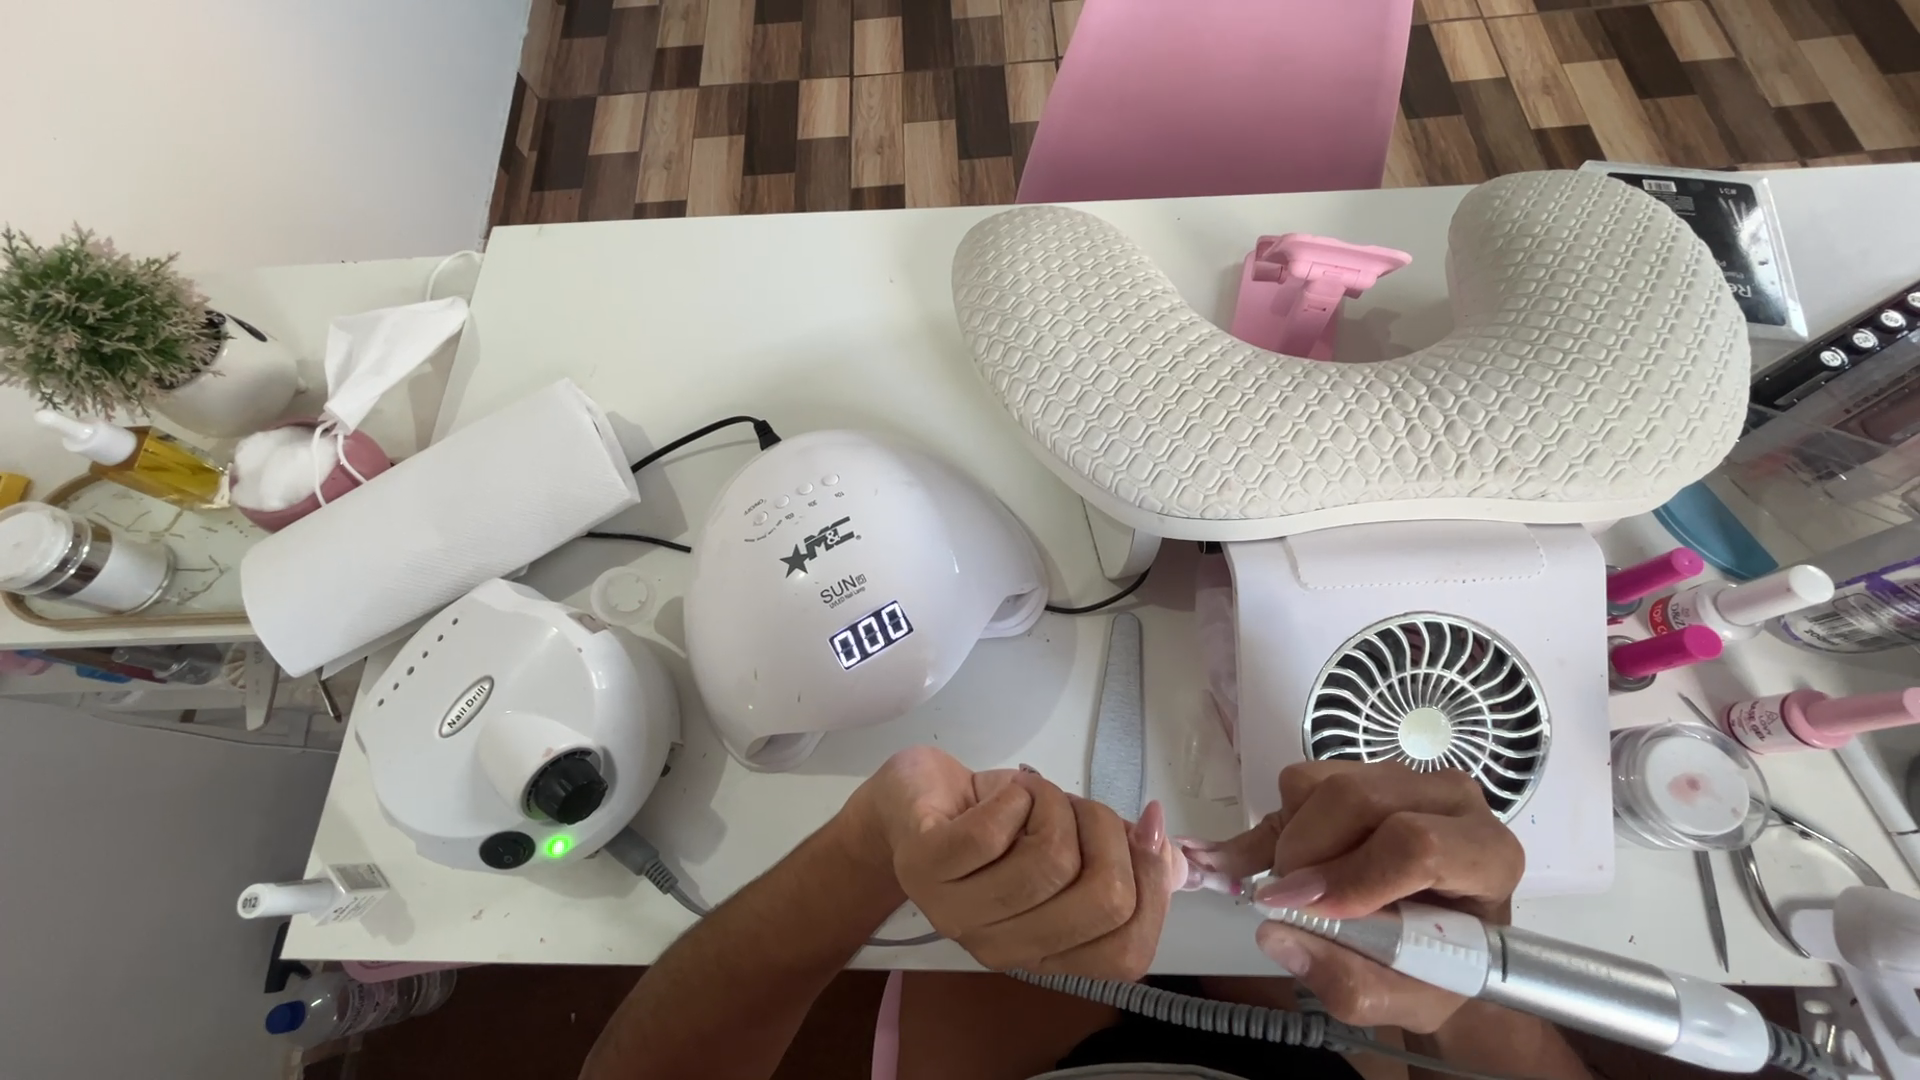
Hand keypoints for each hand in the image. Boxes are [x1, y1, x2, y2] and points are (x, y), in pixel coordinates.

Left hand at [844, 746, 1179, 979]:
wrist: (912, 800)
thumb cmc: (992, 819)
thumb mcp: (1068, 837)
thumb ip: (1121, 856)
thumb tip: (1173, 856)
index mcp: (1044, 951)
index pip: (1126, 954)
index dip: (1154, 887)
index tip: (1147, 829)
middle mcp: (1002, 948)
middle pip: (1100, 902)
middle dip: (1106, 831)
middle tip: (1076, 807)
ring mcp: (958, 911)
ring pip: (1050, 860)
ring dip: (1055, 805)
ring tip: (1033, 795)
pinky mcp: (924, 865)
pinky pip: (991, 832)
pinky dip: (1015, 794)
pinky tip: (1002, 791)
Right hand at [1183, 761, 1523, 1032]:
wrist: (1438, 939)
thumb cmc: (1439, 967)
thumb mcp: (1408, 1001)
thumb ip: (1351, 982)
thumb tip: (1275, 935)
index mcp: (1488, 854)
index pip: (1416, 844)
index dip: (1353, 876)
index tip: (1308, 910)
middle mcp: (1446, 798)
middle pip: (1354, 798)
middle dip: (1304, 851)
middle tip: (1283, 900)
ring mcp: (1394, 776)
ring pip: (1316, 786)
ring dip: (1288, 838)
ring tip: (1294, 887)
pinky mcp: (1350, 769)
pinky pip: (1296, 784)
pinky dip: (1276, 827)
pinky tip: (1279, 865)